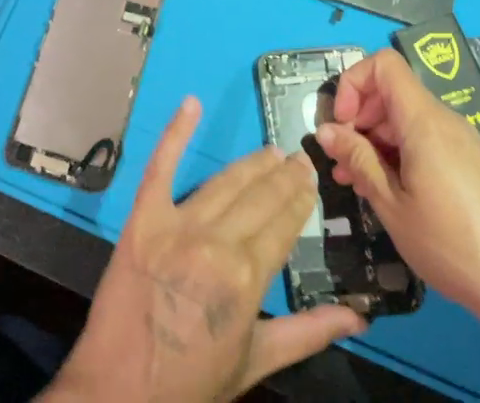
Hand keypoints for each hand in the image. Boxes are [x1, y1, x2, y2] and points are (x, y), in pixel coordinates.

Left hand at [42, 97, 364, 402]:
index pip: (284, 223)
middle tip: (298, 159)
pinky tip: (190, 105)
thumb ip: (309, 332)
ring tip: (269, 151)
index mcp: (246, 276)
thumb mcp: (255, 361)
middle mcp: (215, 242)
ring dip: (250, 163)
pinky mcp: (140, 220)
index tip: (312, 179)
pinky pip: (160, 168)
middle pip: (259, 196)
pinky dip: (175, 134)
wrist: (118, 390)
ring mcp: (174, 226)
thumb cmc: (190, 380)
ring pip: (223, 182)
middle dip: (284, 176)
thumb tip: (360, 315)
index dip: (300, 199)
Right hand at [312, 48, 479, 317]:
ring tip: (358, 185)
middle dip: (358, 121)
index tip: (340, 125)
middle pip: (392, 95)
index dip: (353, 84)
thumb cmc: (451, 243)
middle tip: (341, 164)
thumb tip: (326, 130)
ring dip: (376, 144)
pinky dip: (400, 158)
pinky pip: (427, 144)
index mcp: (425, 121)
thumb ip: (358, 159)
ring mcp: (463, 143)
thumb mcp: (391, 203)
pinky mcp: (473, 166)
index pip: (384, 65)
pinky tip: (390, 195)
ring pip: (407, 124)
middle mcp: (446, 122)